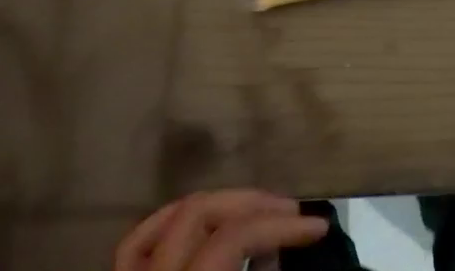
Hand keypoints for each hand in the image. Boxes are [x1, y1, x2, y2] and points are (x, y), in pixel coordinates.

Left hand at [115, 190, 327, 270]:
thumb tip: (286, 251)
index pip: (232, 237)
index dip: (279, 225)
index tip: (318, 226)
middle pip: (197, 212)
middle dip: (251, 202)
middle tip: (291, 212)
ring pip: (165, 218)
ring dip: (216, 205)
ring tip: (255, 213)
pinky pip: (136, 246)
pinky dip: (170, 224)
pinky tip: (198, 224)